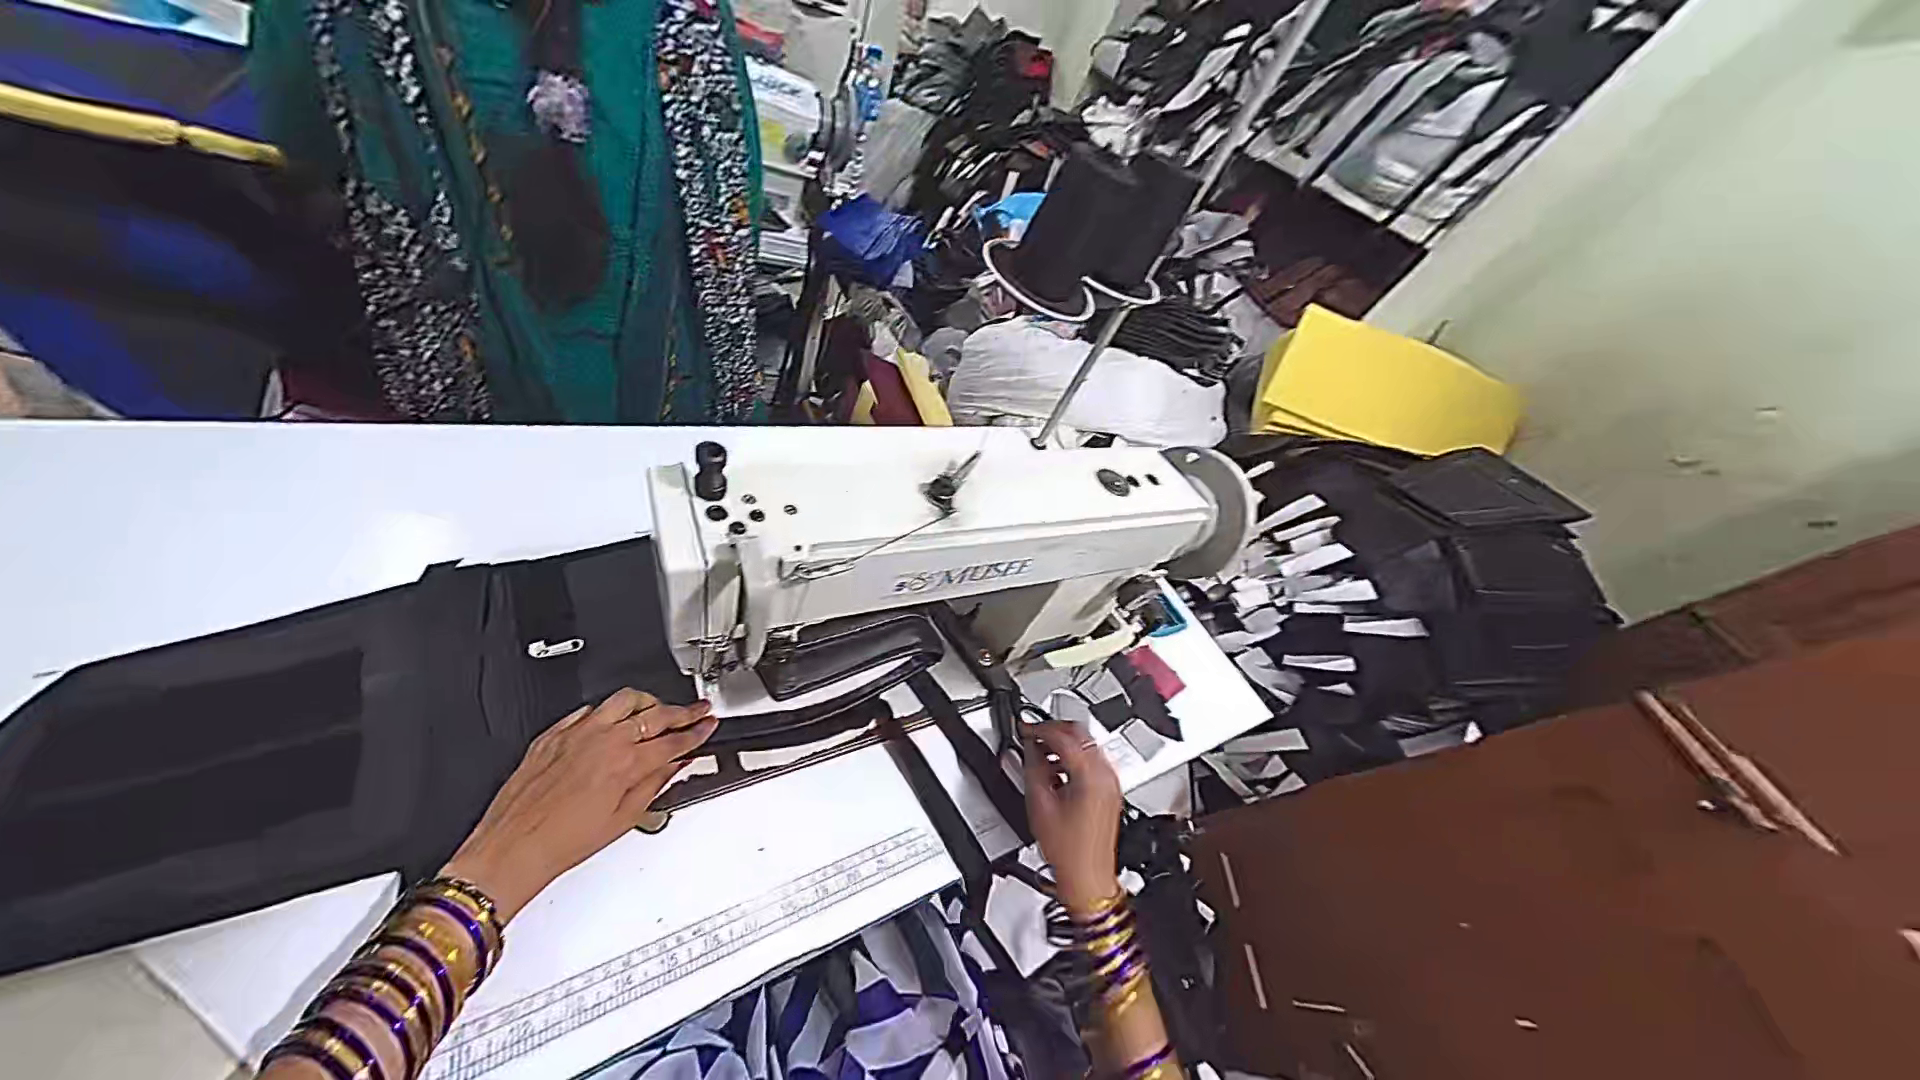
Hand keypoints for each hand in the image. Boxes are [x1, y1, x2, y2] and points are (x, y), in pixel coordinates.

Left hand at [439, 688, 715, 920]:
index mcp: (626, 764)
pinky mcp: (553, 735)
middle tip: (698, 709)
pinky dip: (606, 711)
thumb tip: (675, 766)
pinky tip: (610, 719)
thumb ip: (655, 784)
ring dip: (648, 701)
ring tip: (657, 706)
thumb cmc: (561, 843)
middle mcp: (604, 741)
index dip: (698, 731)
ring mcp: (577, 734)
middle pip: (657, 713)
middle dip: (685, 710)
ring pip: (624, 699)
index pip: (675, 739)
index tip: (708, 725)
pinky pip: (587, 709)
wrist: (509, 851)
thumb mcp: (624, 819)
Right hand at [1022, 719, 1122, 913]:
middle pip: (1079, 733)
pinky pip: (1092, 761)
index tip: (1025, 730)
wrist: (1088, 879)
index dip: (1039, 729)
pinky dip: (1073, 757)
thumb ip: (1032, 768)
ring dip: (1063, 743)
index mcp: (1090, 775)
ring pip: (1087, 745)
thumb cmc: (1068, 852)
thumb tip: (1029, 748)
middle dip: (1053, 730)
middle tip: (1032, 735)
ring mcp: (1110, 783)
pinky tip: (1056, 768)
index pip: (1064, 735)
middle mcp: (1106, 775)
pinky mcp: (1110, 791)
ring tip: (1040, 751)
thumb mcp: (1039, 804)